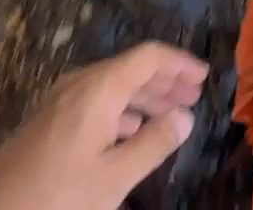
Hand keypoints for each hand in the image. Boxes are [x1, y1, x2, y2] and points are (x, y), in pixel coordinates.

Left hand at [0, 42, 207, 209]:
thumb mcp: (114, 178)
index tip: (203, 76)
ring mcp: (61, 100)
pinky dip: (122, 111)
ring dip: (145, 97)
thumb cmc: (58, 195)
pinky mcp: (49, 120)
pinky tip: (131, 133)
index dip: (180, 62)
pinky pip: (96, 102)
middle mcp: (80, 83)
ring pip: (113, 86)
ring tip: (170, 114)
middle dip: (165, 81)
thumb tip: (186, 116)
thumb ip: (154, 144)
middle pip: (131, 69)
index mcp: (99, 87)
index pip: (149, 56)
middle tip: (193, 96)